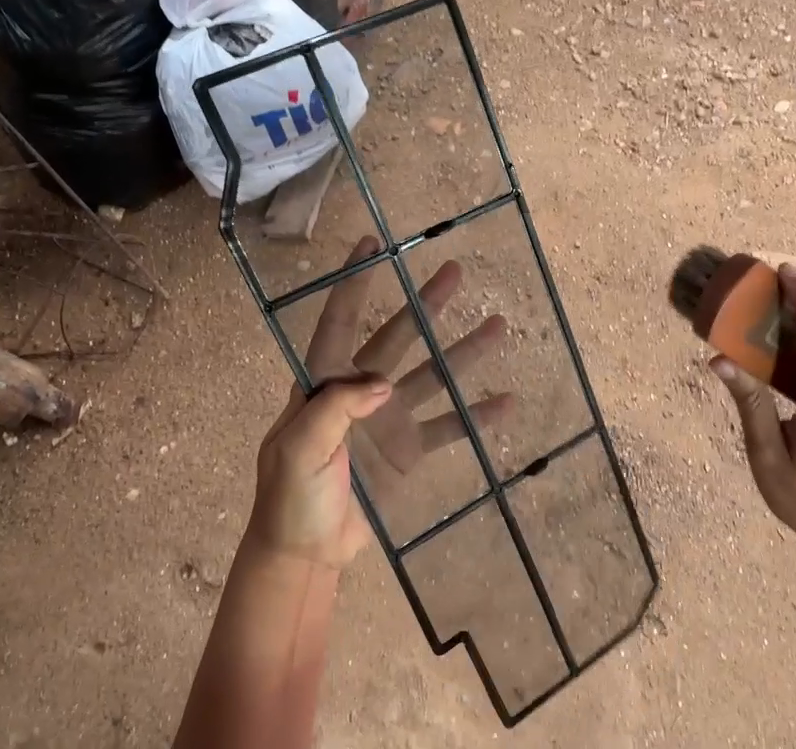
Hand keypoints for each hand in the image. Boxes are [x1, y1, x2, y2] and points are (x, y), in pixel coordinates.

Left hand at [245, 236, 515, 568]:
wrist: (305, 552)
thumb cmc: (289, 498)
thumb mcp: (298, 450)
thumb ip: (335, 410)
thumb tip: (384, 382)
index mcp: (323, 383)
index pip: (340, 320)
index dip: (354, 282)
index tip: (373, 243)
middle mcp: (359, 391)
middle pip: (397, 336)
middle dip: (426, 305)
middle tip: (456, 272)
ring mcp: (388, 420)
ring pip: (431, 375)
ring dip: (463, 352)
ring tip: (498, 325)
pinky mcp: (409, 451)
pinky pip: (448, 426)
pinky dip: (476, 415)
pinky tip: (506, 402)